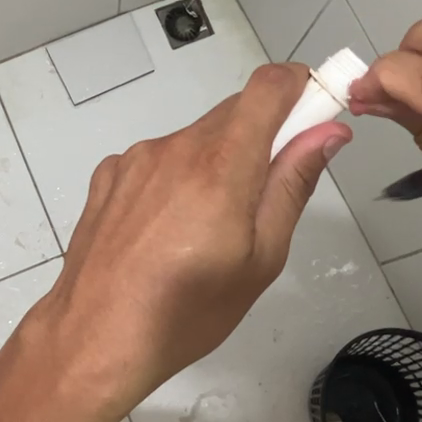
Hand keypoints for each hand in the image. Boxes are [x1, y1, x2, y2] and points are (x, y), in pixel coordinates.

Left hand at [0, 64, 348, 421]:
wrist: (94, 336)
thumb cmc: (188, 311)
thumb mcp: (260, 260)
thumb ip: (292, 185)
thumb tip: (327, 131)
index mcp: (220, 166)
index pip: (266, 88)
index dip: (297, 85)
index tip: (313, 107)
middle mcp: (175, 147)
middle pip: (232, 113)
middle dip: (261, 134)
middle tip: (265, 190)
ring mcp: (134, 158)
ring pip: (193, 138)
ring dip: (215, 160)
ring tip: (206, 226)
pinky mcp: (108, 174)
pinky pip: (157, 159)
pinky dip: (174, 177)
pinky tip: (163, 227)